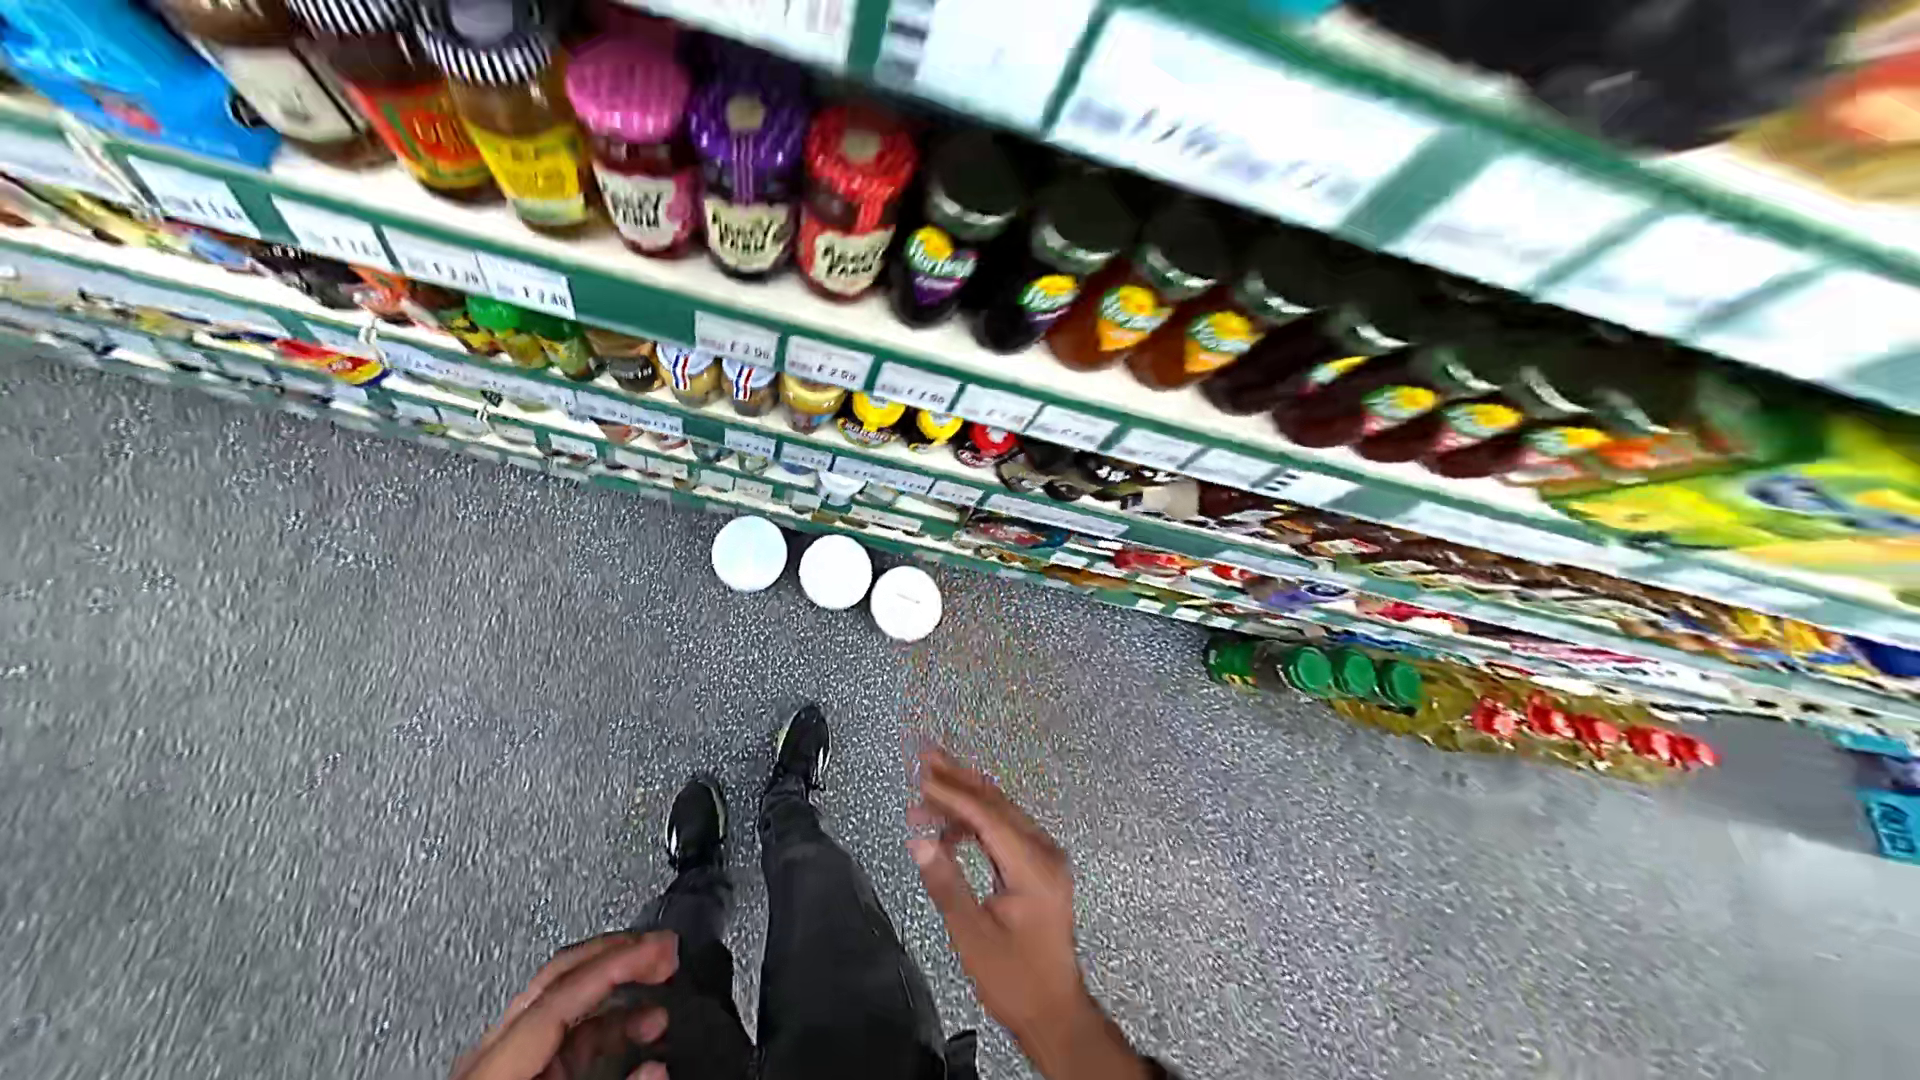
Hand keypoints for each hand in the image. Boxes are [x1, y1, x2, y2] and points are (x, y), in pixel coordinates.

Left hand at [450, 930, 676, 1079]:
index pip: (558, 998)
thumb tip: (655, 1069)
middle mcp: (490, 1062)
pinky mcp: (518, 1078)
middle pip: (557, 980)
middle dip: (618, 955)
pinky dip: (609, 1020)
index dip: (615, 966)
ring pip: (565, 1000)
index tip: (661, 950)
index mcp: (489, 1077)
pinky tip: (641, 1028)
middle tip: (665, 949)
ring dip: (620, 988)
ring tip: (663, 990)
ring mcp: (502, 1067)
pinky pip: (568, 1031)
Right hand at [910, 749, 1149, 1079]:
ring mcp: (1045, 856)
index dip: (952, 793)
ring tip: (927, 789)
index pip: (988, 815)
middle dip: (958, 779)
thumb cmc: (1014, 978)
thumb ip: (946, 883)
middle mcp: (1044, 851)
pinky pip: (1004, 830)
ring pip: (1000, 812)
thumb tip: (918, 841)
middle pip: (996, 802)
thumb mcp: (972, 935)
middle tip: (926, 756)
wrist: (1054, 1011)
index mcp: (1033, 865)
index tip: (922, 777)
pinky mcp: (1039, 866)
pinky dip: (975, 823)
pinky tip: (948, 829)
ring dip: (964, 798)